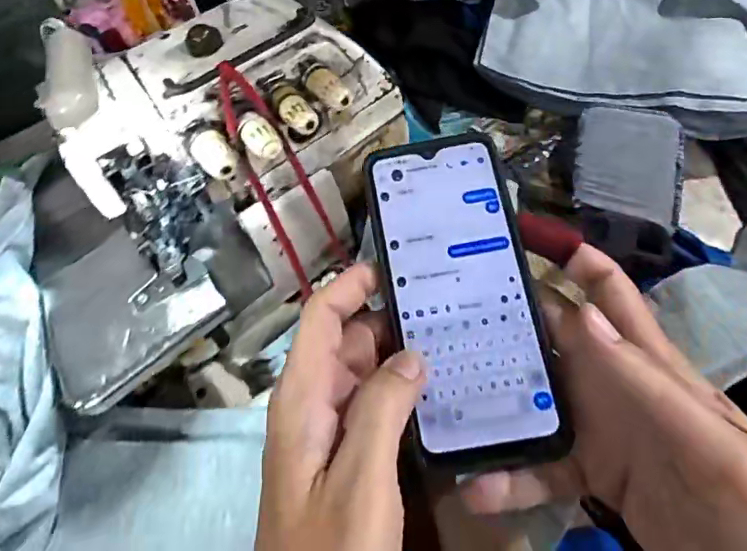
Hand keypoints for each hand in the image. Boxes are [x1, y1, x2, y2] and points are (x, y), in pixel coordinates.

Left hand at [257, 263, 427, 550]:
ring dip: (395, 356)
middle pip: (344, 342)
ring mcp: (326, 434)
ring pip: (360, 375)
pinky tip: (435, 393)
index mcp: (300, 398)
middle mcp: (310, 405)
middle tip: (438, 305)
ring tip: (446, 339)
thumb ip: (381, 409)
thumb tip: (409, 354)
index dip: (349, 286)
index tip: (390, 266)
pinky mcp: (344, 461)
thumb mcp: (360, 481)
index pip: (319, 319)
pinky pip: (370, 409)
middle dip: (385, 319)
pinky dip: (398, 392)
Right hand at [459, 244, 746, 550]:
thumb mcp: (715, 447)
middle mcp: (617, 383)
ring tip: (447, 398)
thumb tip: (581, 314)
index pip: (606, 290)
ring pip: (537, 396)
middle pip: (554, 334)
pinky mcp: (597, 479)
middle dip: (507, 316)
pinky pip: (543, 468)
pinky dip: (510, 475)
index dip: (567, 254)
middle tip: (449, 311)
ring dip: (495, 394)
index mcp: (649, 362)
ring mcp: (604, 431)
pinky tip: (476, 487)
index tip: (514, 232)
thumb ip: (649, 384)